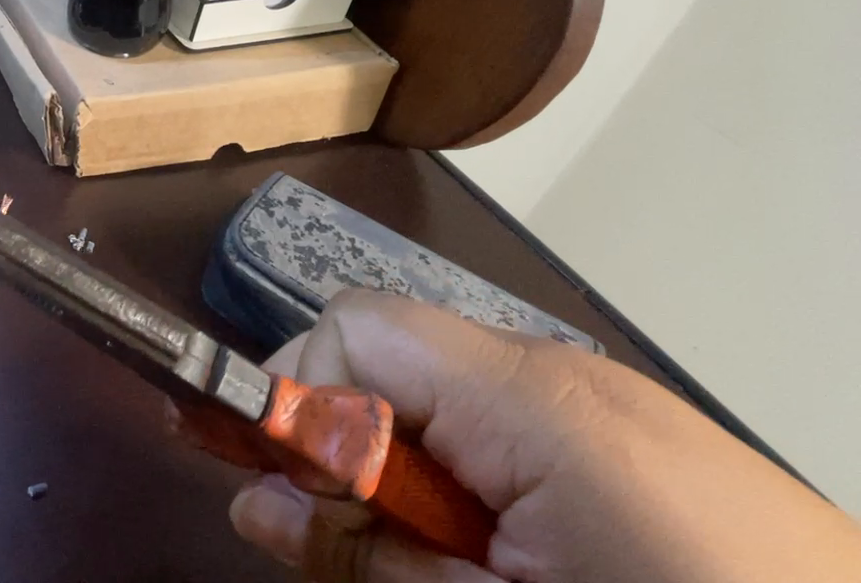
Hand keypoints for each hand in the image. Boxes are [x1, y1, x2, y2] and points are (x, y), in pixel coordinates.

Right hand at [189, 290, 860, 581]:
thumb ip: (365, 554)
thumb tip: (250, 505)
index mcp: (532, 399)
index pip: (355, 327)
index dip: (306, 397)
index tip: (298, 488)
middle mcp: (560, 369)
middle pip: (388, 349)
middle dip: (348, 435)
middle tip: (358, 536)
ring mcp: (604, 396)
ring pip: (436, 385)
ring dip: (404, 458)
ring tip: (444, 556)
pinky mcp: (633, 430)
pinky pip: (499, 414)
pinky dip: (465, 466)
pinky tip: (505, 544)